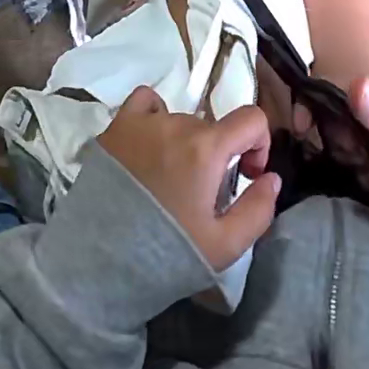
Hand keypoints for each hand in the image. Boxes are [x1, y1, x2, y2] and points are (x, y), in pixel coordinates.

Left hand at [97, 87, 282, 270]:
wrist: (97, 266)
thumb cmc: (166, 254)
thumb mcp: (225, 245)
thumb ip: (259, 208)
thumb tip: (271, 177)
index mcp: (207, 148)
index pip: (252, 118)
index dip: (259, 144)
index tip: (247, 174)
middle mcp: (176, 125)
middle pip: (215, 126)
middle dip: (220, 154)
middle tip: (204, 191)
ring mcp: (142, 124)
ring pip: (182, 119)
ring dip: (188, 142)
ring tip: (170, 177)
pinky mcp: (115, 129)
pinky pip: (145, 102)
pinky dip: (155, 115)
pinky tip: (152, 142)